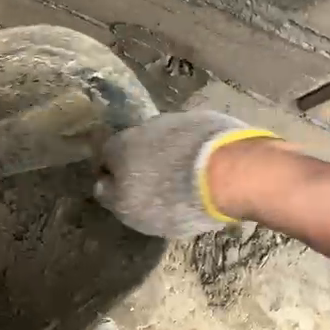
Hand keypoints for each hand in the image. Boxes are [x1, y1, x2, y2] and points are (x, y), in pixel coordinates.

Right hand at [94, 111, 277, 237]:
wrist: (227, 171)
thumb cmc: (171, 198)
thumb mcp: (130, 210)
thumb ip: (110, 195)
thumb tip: (101, 184)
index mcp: (119, 146)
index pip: (106, 157)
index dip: (114, 175)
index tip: (125, 192)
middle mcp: (144, 126)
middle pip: (138, 145)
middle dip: (144, 163)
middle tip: (158, 187)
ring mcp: (179, 119)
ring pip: (168, 139)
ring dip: (173, 156)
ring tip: (189, 180)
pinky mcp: (210, 120)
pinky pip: (196, 138)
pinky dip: (197, 152)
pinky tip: (210, 171)